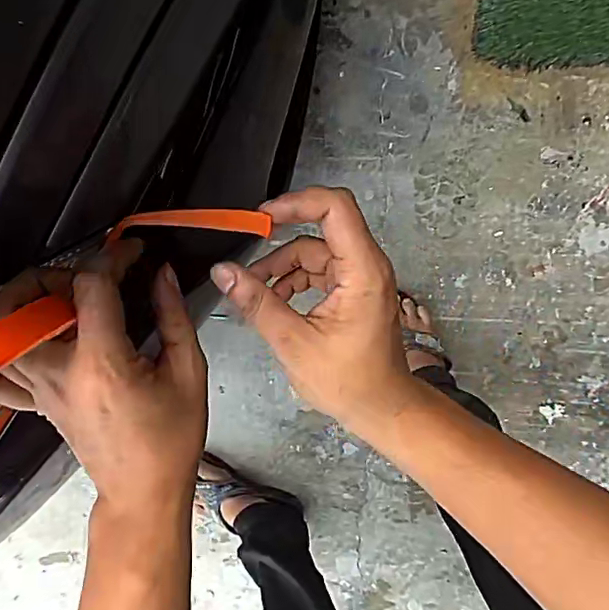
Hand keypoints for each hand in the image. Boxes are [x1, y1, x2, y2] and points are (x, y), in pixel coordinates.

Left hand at [0, 241, 207, 523]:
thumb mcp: (188, 371)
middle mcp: (58, 373)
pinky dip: (10, 347)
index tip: (133, 251)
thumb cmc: (171, 438)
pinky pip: (1, 371)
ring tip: (61, 303)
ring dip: (23, 305)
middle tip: (91, 280)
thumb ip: (174, 315)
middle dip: (55, 276)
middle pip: (22, 303)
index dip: (113, 256)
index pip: (91, 286)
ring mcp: (39, 391)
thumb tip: (162, 274)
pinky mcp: (35, 404)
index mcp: (101, 362)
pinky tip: (44, 340)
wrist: (143, 491)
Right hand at [209, 186, 422, 433]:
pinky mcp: (354, 289)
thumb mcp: (294, 341)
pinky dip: (294, 277)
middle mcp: (367, 267)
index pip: (335, 208)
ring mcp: (362, 277)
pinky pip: (319, 268)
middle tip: (251, 244)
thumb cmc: (354, 383)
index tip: (264, 216)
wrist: (380, 407)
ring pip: (315, 249)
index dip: (296, 202)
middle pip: (322, 225)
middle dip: (281, 235)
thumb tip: (227, 274)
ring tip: (255, 287)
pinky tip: (274, 298)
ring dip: (283, 263)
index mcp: (363, 272)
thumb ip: (257, 302)